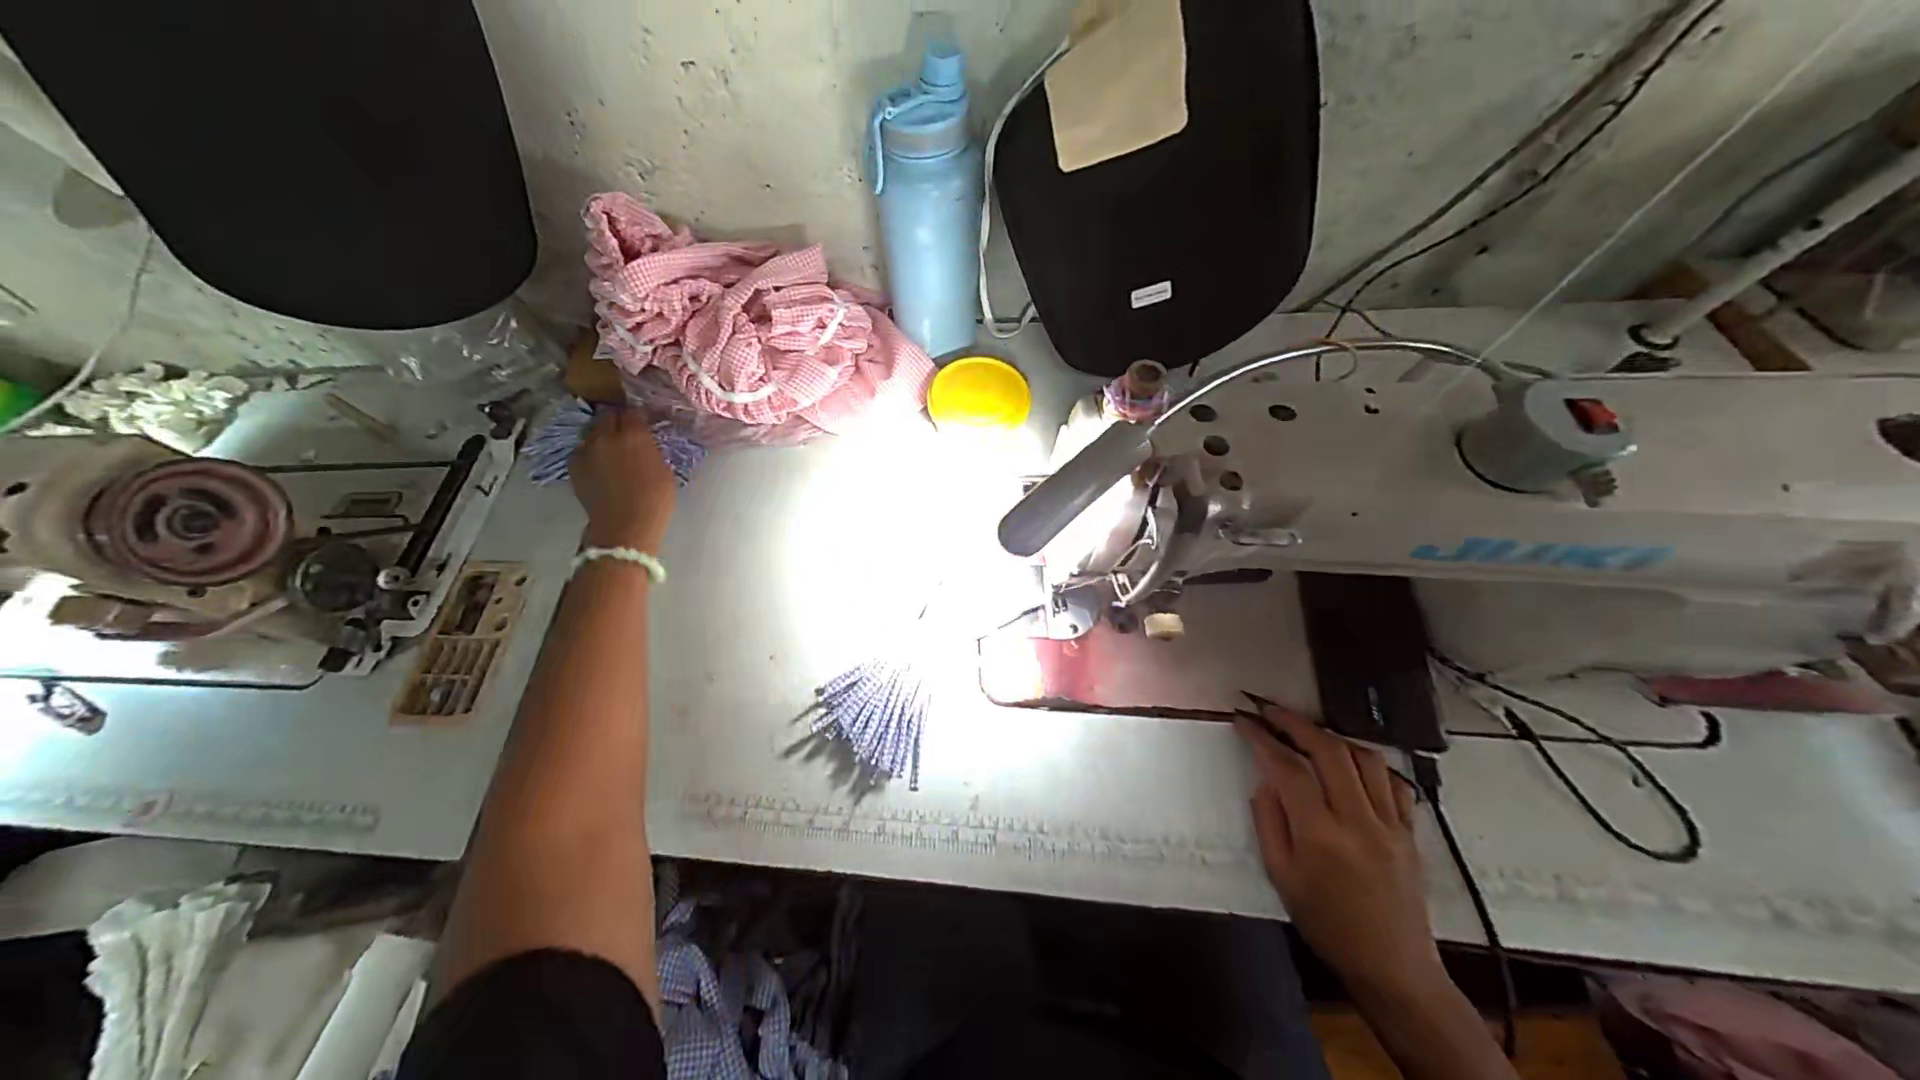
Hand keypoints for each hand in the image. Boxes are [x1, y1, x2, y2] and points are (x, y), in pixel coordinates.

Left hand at [571, 408, 674, 551]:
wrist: (624, 527)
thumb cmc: (654, 501)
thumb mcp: (663, 469)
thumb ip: (650, 448)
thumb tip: (644, 441)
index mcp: (634, 434)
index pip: (632, 411)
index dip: (637, 417)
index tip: (643, 424)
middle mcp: (606, 435)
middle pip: (608, 416)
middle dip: (617, 421)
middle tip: (626, 434)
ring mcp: (586, 449)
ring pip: (593, 432)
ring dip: (602, 437)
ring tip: (612, 453)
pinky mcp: (573, 464)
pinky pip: (583, 450)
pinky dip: (591, 453)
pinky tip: (600, 467)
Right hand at [1238, 706, 1445, 999]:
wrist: (1392, 966)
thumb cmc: (1327, 924)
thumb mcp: (1281, 877)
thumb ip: (1269, 823)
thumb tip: (1266, 781)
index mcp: (1320, 835)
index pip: (1287, 769)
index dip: (1262, 738)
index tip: (1244, 721)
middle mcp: (1359, 821)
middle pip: (1329, 751)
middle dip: (1296, 722)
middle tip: (1271, 710)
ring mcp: (1391, 824)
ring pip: (1365, 758)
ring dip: (1333, 736)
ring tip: (1309, 732)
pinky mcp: (1411, 832)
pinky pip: (1394, 782)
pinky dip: (1370, 763)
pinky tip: (1352, 763)